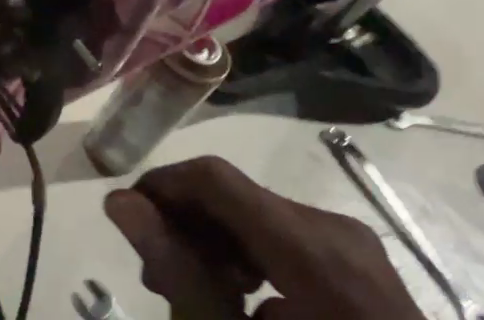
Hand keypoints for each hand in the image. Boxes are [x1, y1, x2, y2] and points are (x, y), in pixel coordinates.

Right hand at [104, 156, 423, 319]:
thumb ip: (180, 272)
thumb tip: (119, 201)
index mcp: (315, 251)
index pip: (215, 179)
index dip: (159, 188)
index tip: (127, 225)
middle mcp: (339, 232)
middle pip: (236, 198)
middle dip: (185, 227)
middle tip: (159, 281)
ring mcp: (357, 249)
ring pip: (258, 217)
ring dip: (214, 244)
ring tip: (196, 294)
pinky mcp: (364, 266)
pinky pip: (288, 238)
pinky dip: (251, 258)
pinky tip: (242, 303)